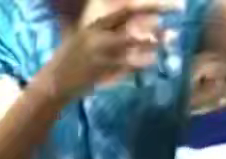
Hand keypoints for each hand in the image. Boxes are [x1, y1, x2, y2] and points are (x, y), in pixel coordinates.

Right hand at [46, 0, 184, 99]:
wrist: (52, 85)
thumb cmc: (65, 60)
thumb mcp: (78, 35)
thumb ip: (98, 27)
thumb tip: (118, 18)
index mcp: (93, 26)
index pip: (124, 12)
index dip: (146, 7)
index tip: (164, 8)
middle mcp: (98, 40)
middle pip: (132, 29)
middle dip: (153, 28)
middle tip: (173, 29)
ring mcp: (99, 58)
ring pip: (130, 50)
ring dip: (150, 47)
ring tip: (167, 43)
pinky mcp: (100, 74)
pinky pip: (124, 68)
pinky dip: (138, 64)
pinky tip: (151, 61)